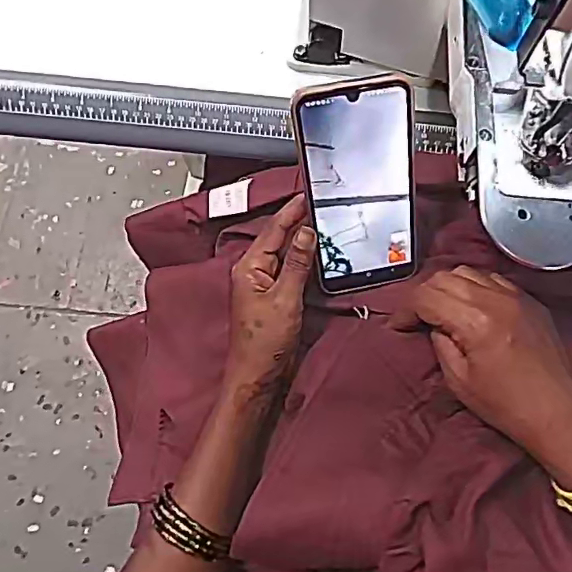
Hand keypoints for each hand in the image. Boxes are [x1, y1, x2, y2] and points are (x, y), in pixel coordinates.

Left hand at [226, 195, 315, 393]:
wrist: (258, 376)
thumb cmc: (263, 343)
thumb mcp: (284, 299)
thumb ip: (296, 263)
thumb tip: (305, 233)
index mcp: (249, 268)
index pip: (273, 231)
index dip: (291, 212)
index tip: (306, 195)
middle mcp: (254, 273)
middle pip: (279, 240)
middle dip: (298, 223)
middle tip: (320, 206)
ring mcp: (265, 286)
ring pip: (286, 255)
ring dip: (303, 242)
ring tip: (322, 225)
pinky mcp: (276, 298)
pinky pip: (291, 272)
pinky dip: (305, 262)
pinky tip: (317, 256)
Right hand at [396, 266, 571, 486]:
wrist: (556, 413)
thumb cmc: (506, 405)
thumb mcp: (458, 380)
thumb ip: (440, 343)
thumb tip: (433, 325)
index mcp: (476, 322)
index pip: (427, 296)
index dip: (406, 309)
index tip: (400, 325)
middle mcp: (497, 300)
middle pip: (445, 277)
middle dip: (424, 295)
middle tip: (418, 317)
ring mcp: (517, 297)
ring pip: (468, 272)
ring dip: (449, 287)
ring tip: (444, 310)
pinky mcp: (531, 302)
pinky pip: (493, 280)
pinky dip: (475, 287)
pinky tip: (473, 308)